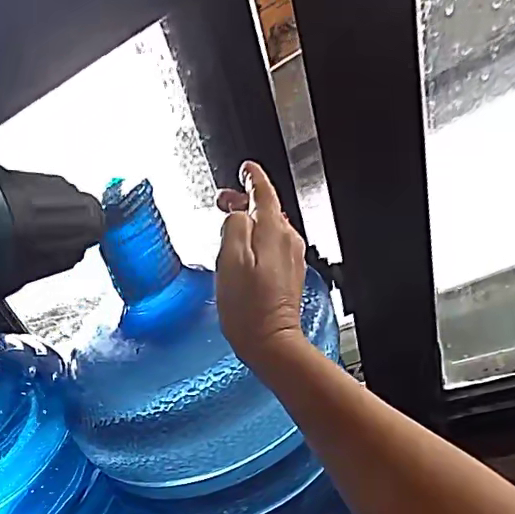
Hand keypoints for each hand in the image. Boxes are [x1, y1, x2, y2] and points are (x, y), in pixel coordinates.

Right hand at [216, 161, 310, 366]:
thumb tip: (235, 214)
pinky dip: (258, 244)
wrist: (271, 343)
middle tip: (223, 204)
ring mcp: (291, 260)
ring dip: (251, 225)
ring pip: (270, 229)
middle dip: (246, 203)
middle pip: (267, 209)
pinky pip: (273, 250)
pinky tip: (244, 258)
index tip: (245, 170)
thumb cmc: (248, 309)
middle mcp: (287, 241)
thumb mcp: (230, 260)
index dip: (251, 177)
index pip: (264, 191)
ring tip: (229, 231)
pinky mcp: (289, 277)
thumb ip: (232, 226)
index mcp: (272, 231)